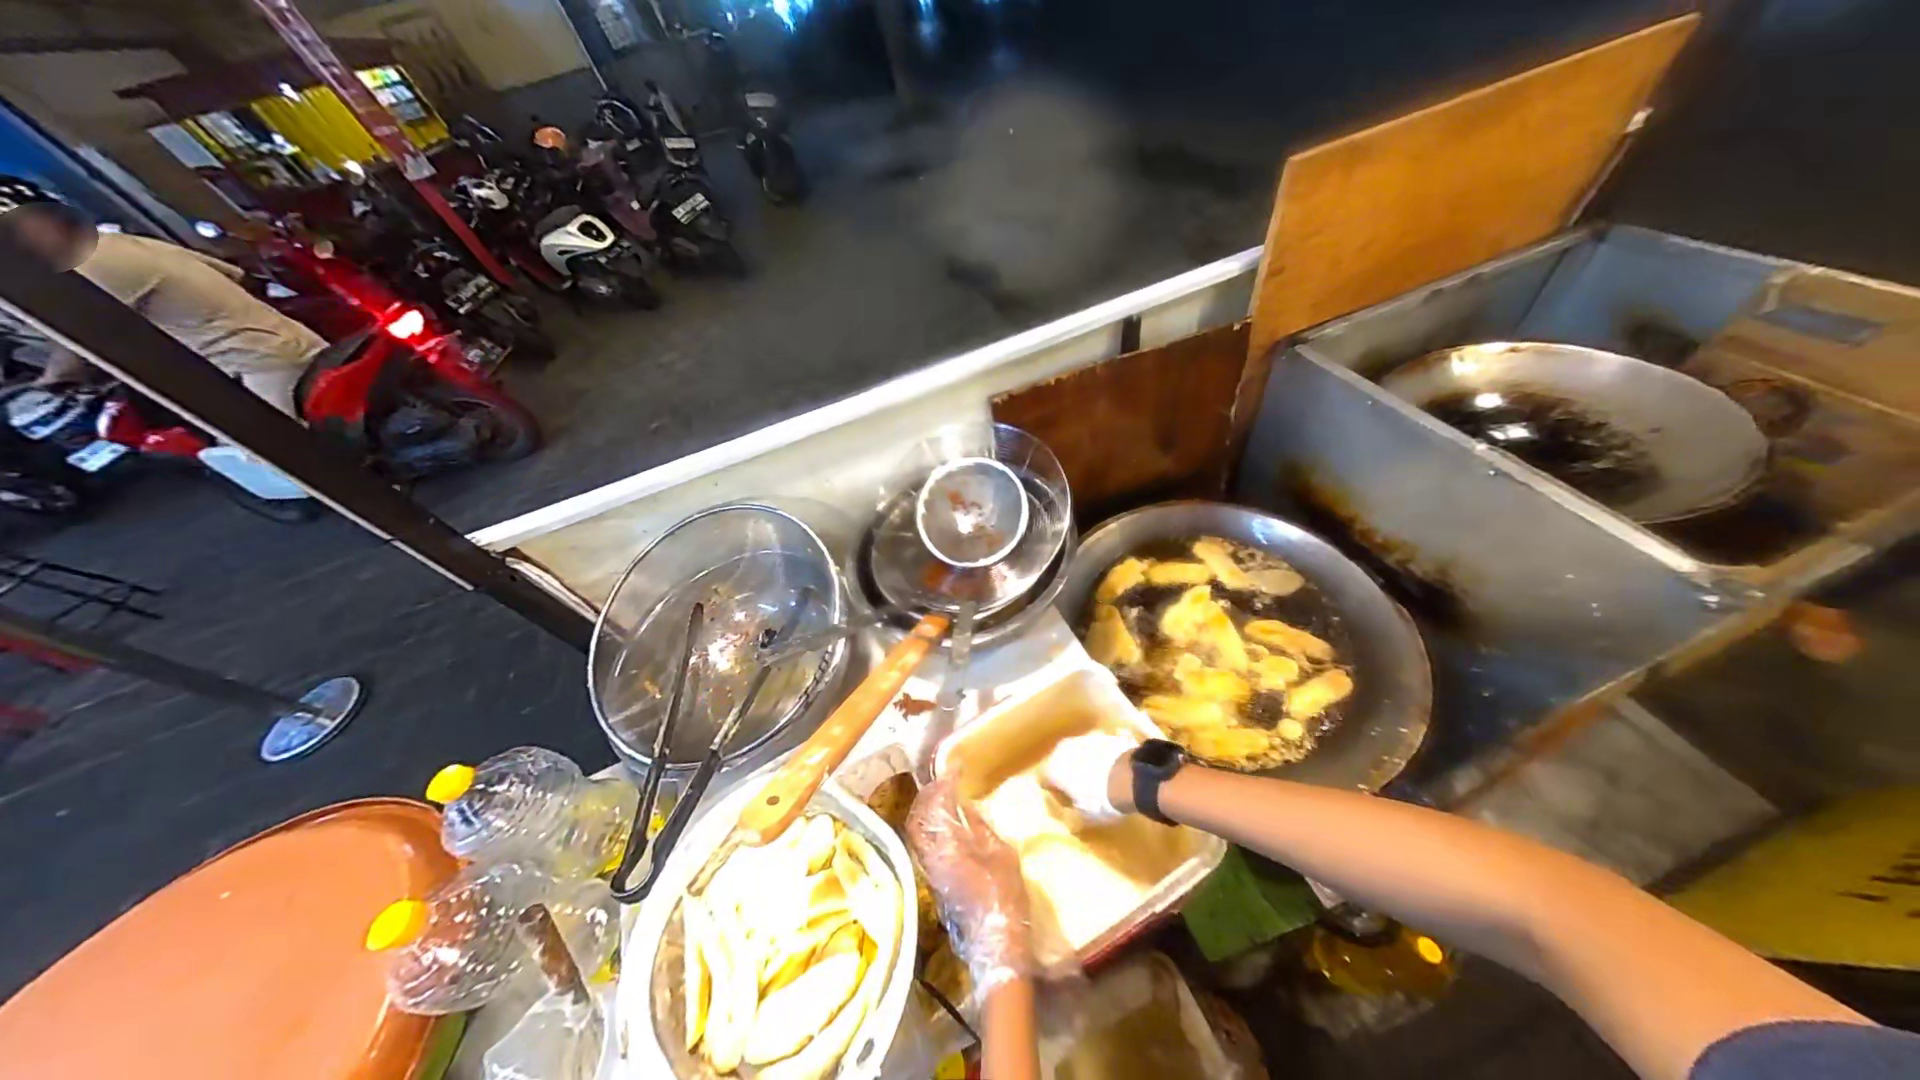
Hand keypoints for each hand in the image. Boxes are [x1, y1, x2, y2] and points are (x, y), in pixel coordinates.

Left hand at [906, 779, 1032, 994]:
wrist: (995, 941)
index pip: (937, 803)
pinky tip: (942, 820)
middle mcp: (931, 854)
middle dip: (928, 792)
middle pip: (919, 814)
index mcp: (949, 845)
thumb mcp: (1001, 854)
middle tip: (945, 778)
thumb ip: (980, 828)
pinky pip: (921, 841)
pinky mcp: (931, 877)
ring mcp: (928, 867)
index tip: (955, 768)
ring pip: (916, 828)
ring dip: (925, 807)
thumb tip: (964, 805)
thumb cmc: (1004, 896)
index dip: (944, 782)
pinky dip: (927, 823)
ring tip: (942, 793)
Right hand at [1039, 732, 1138, 822]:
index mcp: (1052, 769)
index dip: (1057, 794)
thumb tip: (1070, 821)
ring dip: (1084, 766)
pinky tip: (1111, 771)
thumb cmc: (1100, 800)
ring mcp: (1082, 740)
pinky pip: (1094, 750)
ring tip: (1099, 781)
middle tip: (1083, 792)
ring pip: (1077, 755)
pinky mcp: (1101, 736)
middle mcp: (1062, 750)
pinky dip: (1098, 759)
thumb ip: (1072, 817)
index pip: (1044, 781)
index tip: (1071, 804)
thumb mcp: (1085, 818)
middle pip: (1059, 764)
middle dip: (1069, 776)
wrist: (1130, 776)